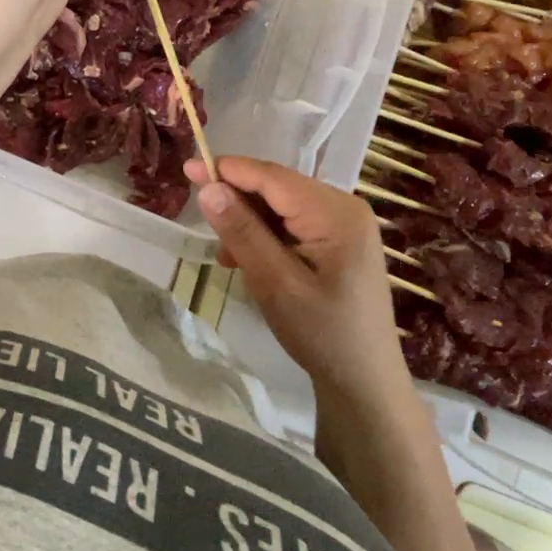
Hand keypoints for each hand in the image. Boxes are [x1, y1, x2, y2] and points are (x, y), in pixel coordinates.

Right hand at [185, 156, 413, 402]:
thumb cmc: (322, 333)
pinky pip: (291, 223)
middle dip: (238, 202)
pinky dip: (264, 236)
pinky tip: (249, 261)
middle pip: (277, 188)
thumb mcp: (275, 283)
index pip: (272, 177)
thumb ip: (242, 231)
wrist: (364, 381)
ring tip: (229, 257)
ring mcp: (344, 225)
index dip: (228, 170)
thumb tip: (207, 187)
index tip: (187, 169)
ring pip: (280, 206)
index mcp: (336, 213)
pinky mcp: (338, 241)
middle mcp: (344, 208)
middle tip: (205, 226)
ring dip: (248, 223)